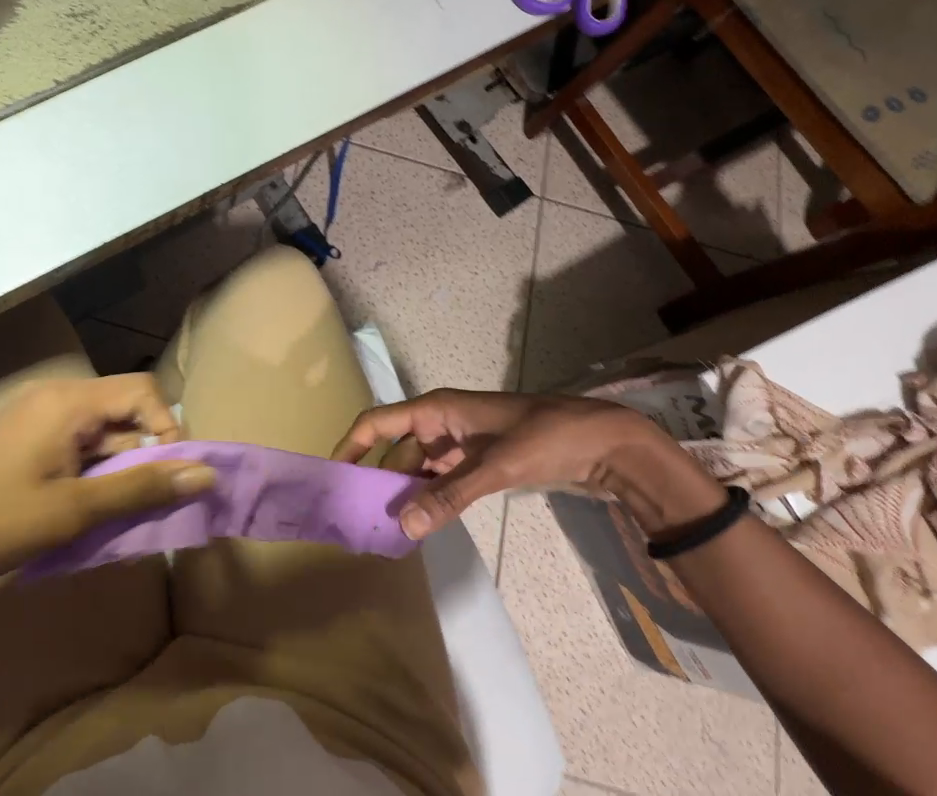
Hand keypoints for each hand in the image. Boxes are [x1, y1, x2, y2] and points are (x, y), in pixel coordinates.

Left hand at [0, 374, 216, 616]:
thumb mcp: (74, 511)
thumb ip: (141, 488)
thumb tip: (207, 473)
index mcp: (65, 402)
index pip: (142, 392)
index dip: (169, 429)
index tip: (171, 479)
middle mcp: (51, 397)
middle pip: (122, 410)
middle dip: (146, 454)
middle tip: (148, 505)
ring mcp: (33, 418)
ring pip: (100, 432)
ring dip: (119, 469)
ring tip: (118, 516)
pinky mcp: (22, 440)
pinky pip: (74, 445)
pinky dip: (92, 473)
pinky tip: (88, 511)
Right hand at [332, 389, 711, 540]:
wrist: (605, 442)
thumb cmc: (546, 438)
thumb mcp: (496, 467)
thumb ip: (449, 497)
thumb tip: (404, 526)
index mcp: (437, 409)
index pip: (378, 422)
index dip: (351, 445)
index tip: (331, 475)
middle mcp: (442, 422)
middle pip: (395, 448)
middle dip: (378, 478)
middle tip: (358, 515)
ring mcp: (460, 442)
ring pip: (418, 467)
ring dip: (405, 492)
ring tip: (386, 526)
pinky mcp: (478, 461)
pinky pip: (441, 479)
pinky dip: (430, 498)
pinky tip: (422, 521)